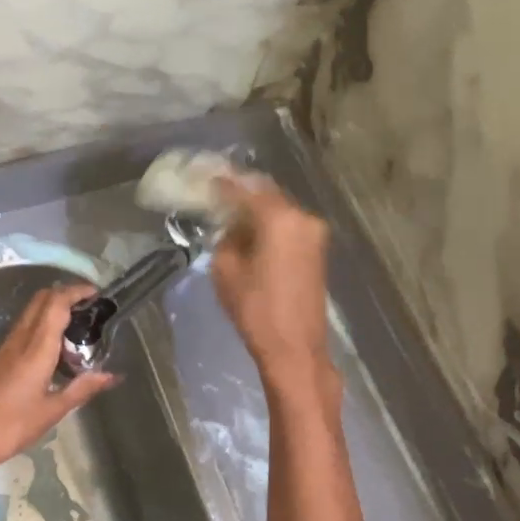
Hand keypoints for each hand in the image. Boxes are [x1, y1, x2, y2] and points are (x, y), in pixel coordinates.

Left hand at [0, 285, 118, 485]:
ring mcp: (5, 347)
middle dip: (66, 296)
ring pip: (30, 314)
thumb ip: (82, 388)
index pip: (56, 302)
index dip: (76, 291)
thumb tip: (112, 375)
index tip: (97, 295)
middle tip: (90, 311)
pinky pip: (23, 330)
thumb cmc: (10, 426)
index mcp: (35, 347)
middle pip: (41, 300)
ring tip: (79, 333)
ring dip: (53, 312)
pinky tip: (55, 353)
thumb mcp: (52, 410)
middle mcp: (18, 338)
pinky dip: (41, 328)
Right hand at [210, 179, 336, 390]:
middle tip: (214, 189)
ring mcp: (314, 233)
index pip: (246, 189)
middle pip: (267, 193)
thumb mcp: (226, 270)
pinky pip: (287, 224)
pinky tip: (247, 228)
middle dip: (241, 191)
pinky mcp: (316, 249)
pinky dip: (267, 222)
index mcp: (280, 219)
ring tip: (226, 209)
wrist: (294, 346)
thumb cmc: (255, 308)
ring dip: (254, 207)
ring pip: (278, 208)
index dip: (223, 182)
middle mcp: (303, 218)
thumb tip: (230, 226)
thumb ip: (226, 238)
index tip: (204, 175)